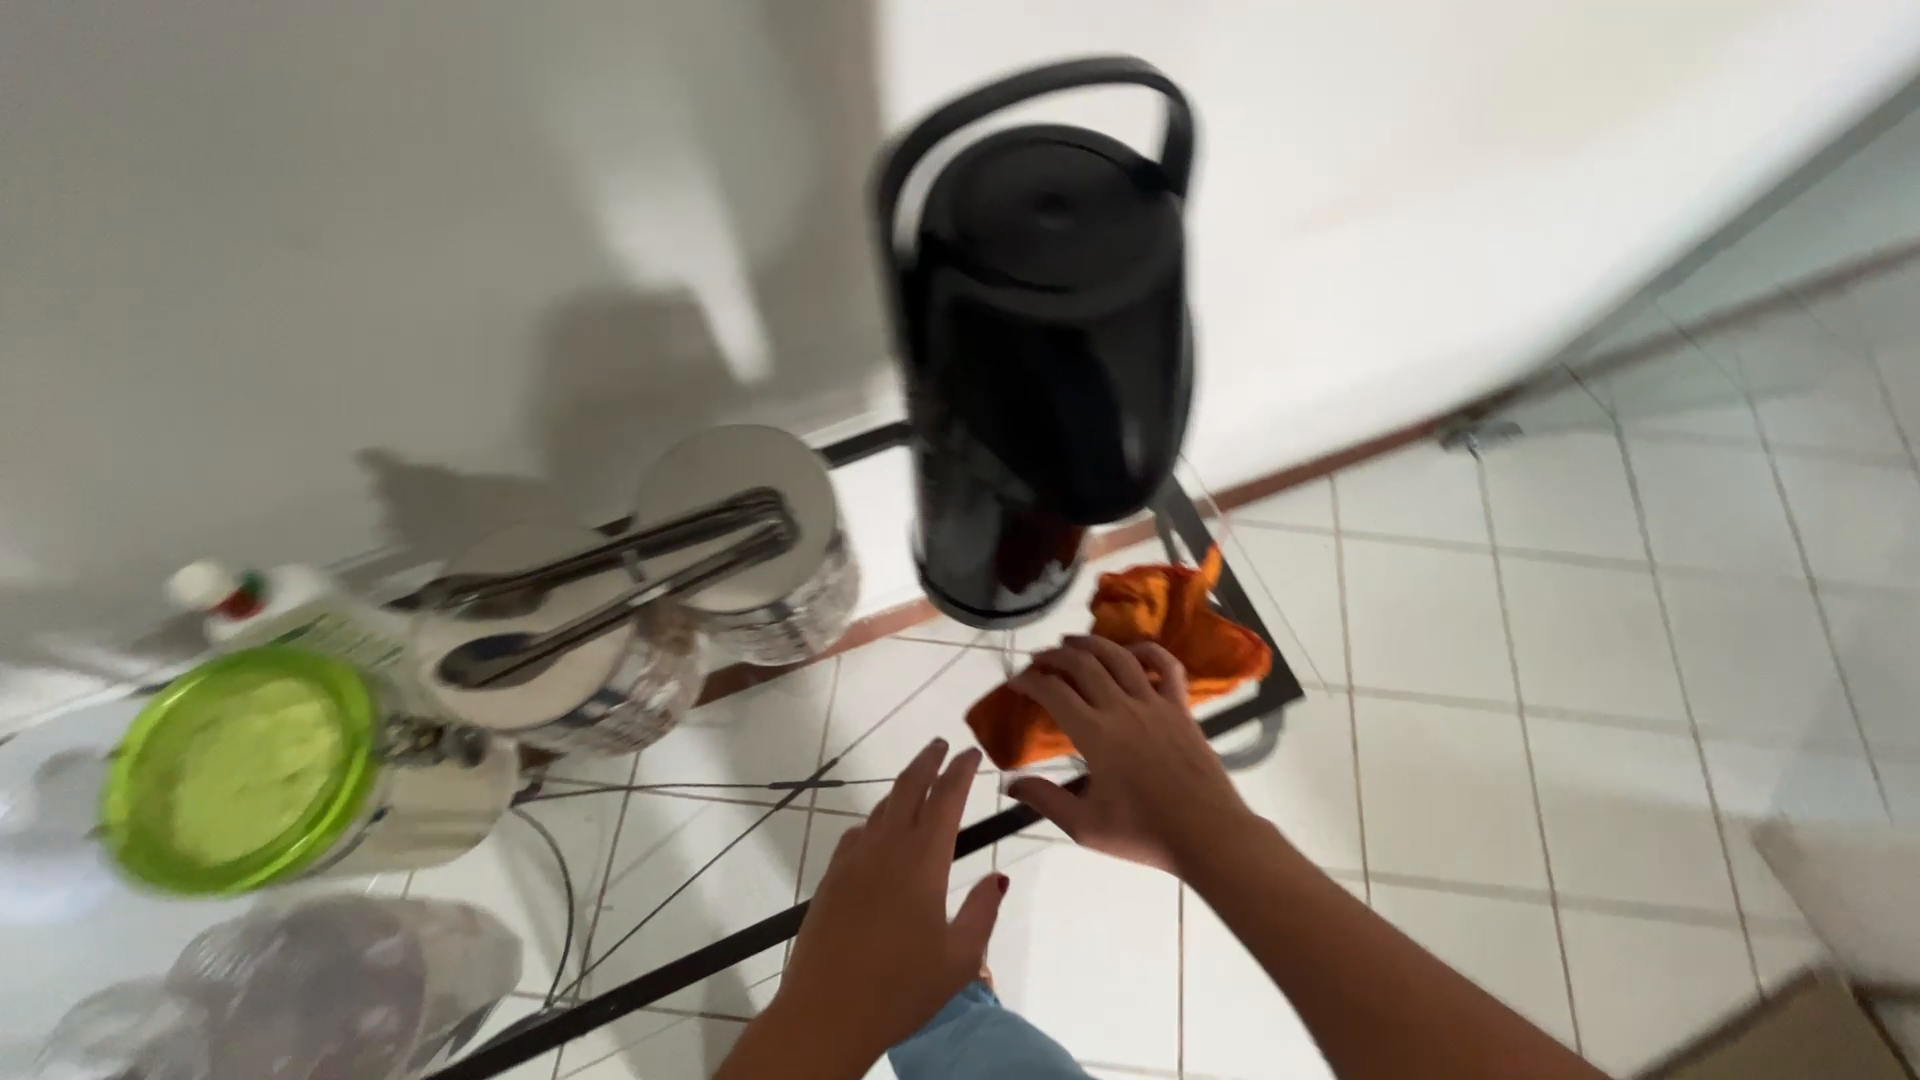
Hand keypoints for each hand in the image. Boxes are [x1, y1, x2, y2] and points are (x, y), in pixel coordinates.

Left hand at [774, 739, 1007, 1062]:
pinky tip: (877, 833)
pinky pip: (857, 834)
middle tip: (942, 744)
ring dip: (902, 788)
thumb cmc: (900, 988)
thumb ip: (981, 912)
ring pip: (882, 808)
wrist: (825, 1013)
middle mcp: (887, 847)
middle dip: (928, 761)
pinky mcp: (832, 878)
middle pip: (908, 787)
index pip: (946, 798)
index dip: (961, 770)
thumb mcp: (959, 958)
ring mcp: (854, 860)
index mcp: (923, 860)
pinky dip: (875, 821)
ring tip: (918, 783)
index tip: (972, 753)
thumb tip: (997, 878)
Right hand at [1006, 636, 1255, 875]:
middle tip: (1038, 660)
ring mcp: (1155, 704)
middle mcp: (1122, 708)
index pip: (1053, 692)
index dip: (1030, 681)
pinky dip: (1149, 651)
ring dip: (1091, 644)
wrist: (1208, 835)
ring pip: (1119, 657)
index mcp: (1095, 735)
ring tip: (1072, 642)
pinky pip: (1167, 667)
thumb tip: (1010, 785)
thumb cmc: (1144, 833)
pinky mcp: (1181, 708)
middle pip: (1082, 664)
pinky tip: (1133, 651)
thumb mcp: (1085, 827)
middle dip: (1054, 656)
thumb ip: (1046, 801)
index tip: (1017, 681)